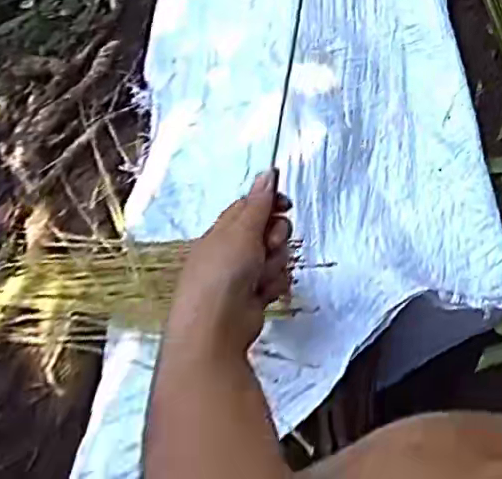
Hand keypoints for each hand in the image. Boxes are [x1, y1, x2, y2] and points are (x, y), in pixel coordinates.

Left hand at [167, 169, 292, 355]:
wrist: (214, 329)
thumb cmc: (222, 274)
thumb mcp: (241, 231)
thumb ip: (258, 202)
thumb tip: (268, 171)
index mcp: (221, 233)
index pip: (251, 206)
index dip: (271, 203)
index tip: (286, 206)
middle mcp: (230, 252)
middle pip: (269, 229)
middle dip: (277, 235)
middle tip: (268, 246)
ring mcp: (241, 275)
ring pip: (277, 254)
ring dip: (276, 263)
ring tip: (261, 277)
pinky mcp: (253, 294)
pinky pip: (276, 278)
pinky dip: (274, 284)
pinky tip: (262, 293)